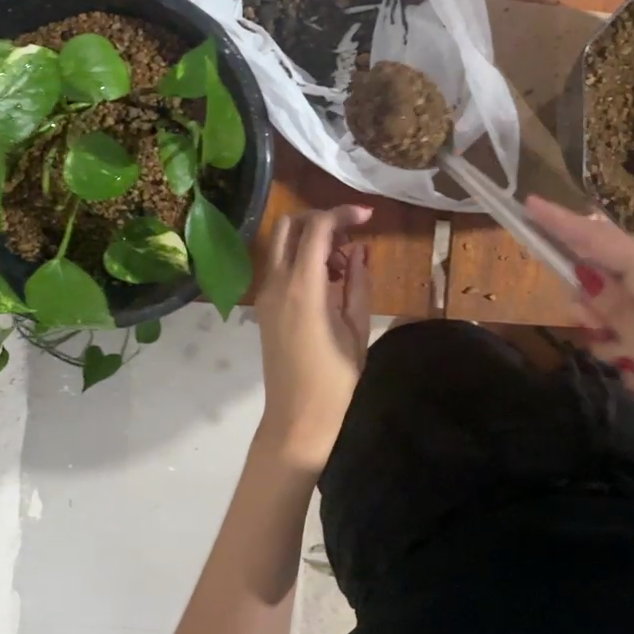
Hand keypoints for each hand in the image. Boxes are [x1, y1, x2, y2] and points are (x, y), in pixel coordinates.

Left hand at [253, 205, 373, 469]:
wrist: (298, 419)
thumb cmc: (337, 380)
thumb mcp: (357, 328)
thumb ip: (358, 282)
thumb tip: (360, 249)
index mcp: (303, 287)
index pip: (317, 227)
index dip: (343, 213)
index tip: (369, 216)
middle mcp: (277, 283)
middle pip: (290, 225)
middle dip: (321, 219)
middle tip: (353, 234)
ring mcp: (266, 295)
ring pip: (282, 244)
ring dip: (311, 239)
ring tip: (345, 263)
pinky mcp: (265, 307)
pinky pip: (280, 266)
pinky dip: (302, 258)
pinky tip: (328, 280)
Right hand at [526, 197, 633, 458]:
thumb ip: (617, 315)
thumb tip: (582, 276)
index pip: (603, 241)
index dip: (563, 224)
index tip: (528, 204)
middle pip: (610, 270)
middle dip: (588, 298)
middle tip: (589, 335)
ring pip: (625, 300)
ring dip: (610, 328)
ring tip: (620, 364)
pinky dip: (633, 343)